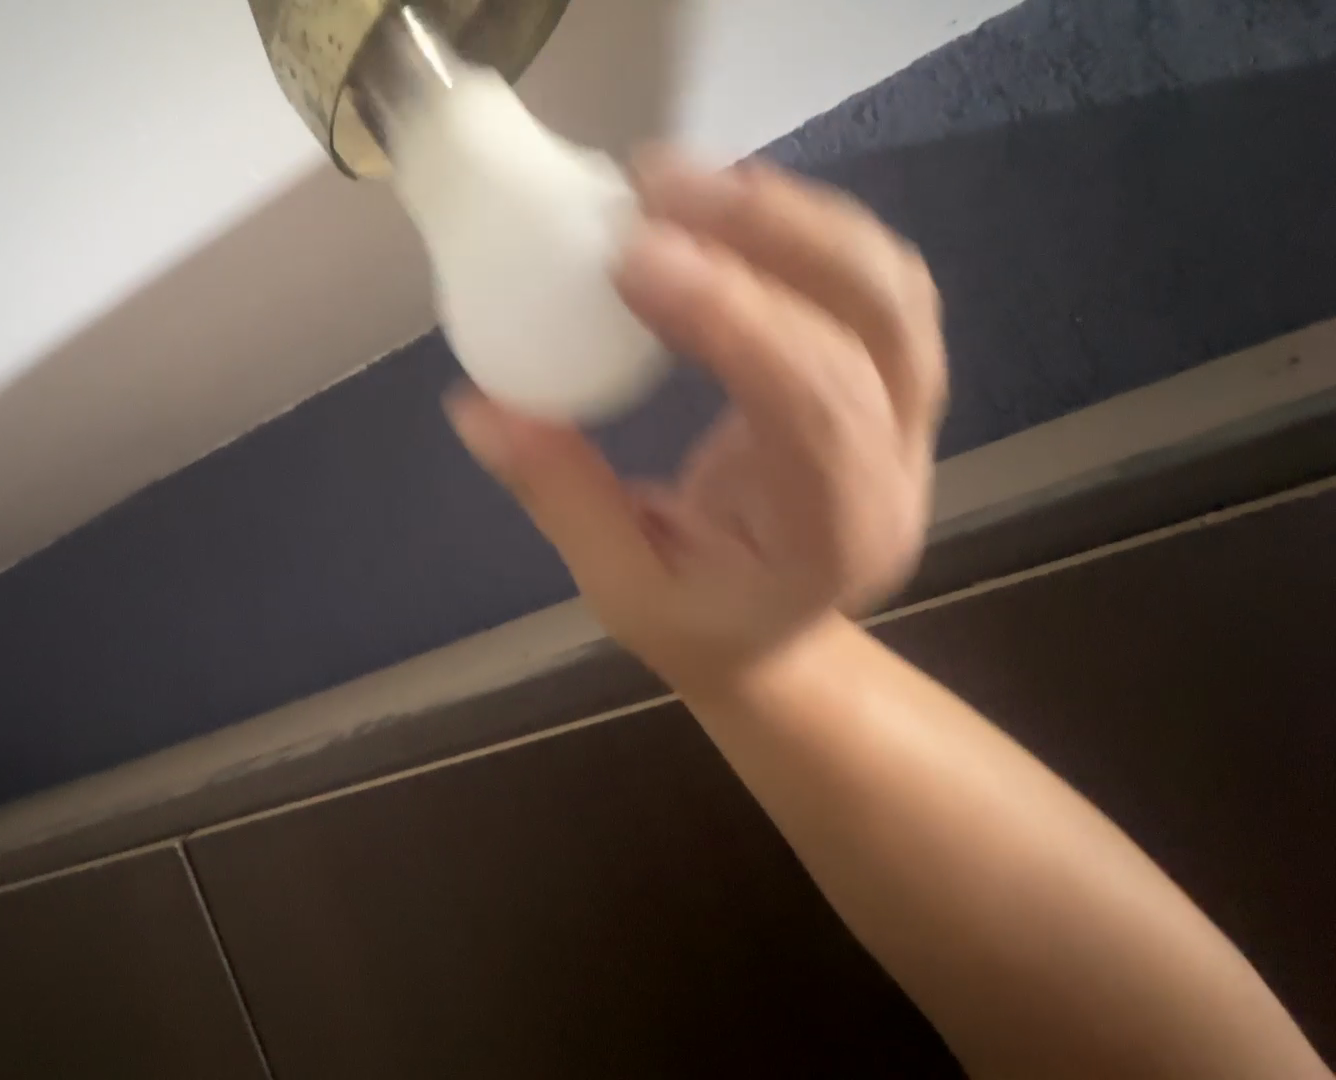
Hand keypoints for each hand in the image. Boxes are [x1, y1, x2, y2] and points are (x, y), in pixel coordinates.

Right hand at [446, 150, 945, 692]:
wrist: (772, 640)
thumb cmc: (695, 624)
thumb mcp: (616, 585)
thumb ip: (560, 494)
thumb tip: (479, 406)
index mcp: (836, 531)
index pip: (812, 404)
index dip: (730, 318)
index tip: (630, 257)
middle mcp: (894, 462)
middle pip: (877, 316)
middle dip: (769, 233)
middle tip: (653, 188)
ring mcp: (907, 414)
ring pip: (887, 283)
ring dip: (787, 216)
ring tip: (677, 184)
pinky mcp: (884, 378)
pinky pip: (863, 282)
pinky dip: (794, 231)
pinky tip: (716, 212)